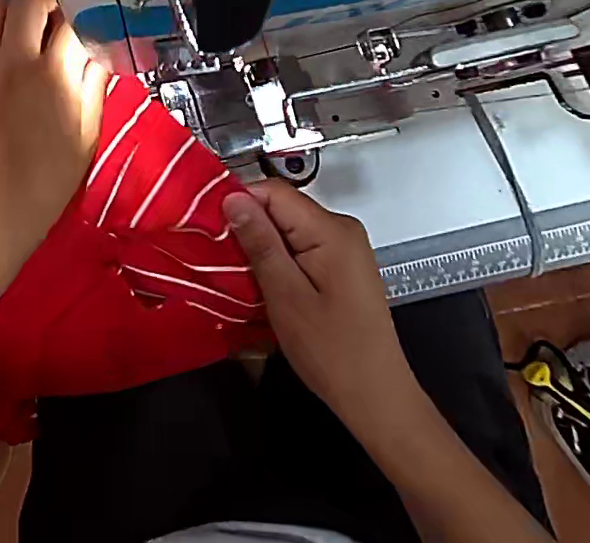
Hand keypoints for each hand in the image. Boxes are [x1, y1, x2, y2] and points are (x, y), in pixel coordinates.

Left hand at [0, 0, 108, 304]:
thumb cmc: (43, 186)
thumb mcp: (85, 140)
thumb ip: (93, 89)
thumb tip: (98, 56)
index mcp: (52, 76)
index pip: (71, 21)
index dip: (87, 19)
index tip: (94, 28)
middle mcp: (13, 61)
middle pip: (27, 1)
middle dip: (50, 2)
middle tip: (63, 21)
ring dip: (14, 9)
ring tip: (32, 30)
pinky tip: (4, 53)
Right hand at [222, 181, 415, 426]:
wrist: (377, 398)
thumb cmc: (334, 353)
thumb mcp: (286, 296)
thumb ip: (260, 243)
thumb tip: (234, 198)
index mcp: (332, 231)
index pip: (274, 192)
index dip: (240, 203)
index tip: (212, 226)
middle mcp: (341, 229)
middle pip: (281, 207)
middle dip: (248, 227)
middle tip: (221, 257)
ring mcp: (343, 246)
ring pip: (287, 227)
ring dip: (261, 246)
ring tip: (239, 274)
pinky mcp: (339, 263)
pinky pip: (299, 245)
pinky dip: (278, 259)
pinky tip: (264, 283)